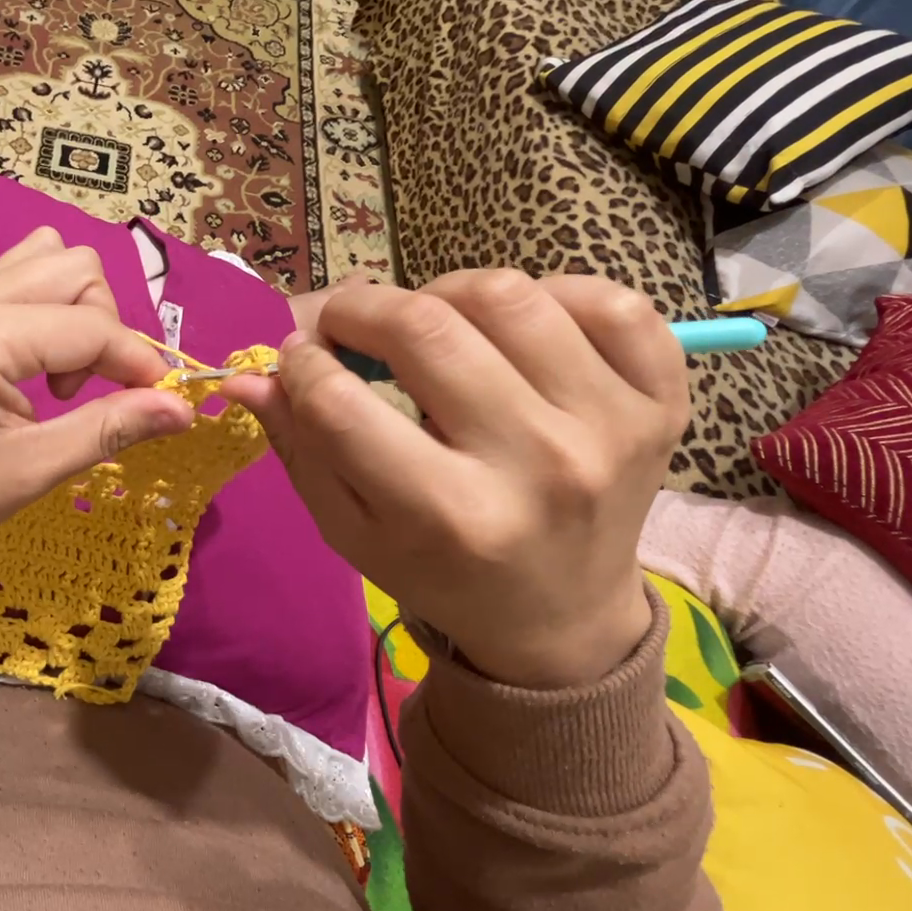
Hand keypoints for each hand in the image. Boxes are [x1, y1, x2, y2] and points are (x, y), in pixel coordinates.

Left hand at [0, 228, 194, 584]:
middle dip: (106, 330)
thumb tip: (184, 407)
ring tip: (61, 374)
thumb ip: (110, 428)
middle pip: (79, 270)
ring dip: (80, 311)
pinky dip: (54, 308)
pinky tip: (40, 359)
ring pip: (55, 260)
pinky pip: (26, 275)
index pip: (90, 326)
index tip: (161, 405)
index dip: (139, 363)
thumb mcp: (32, 470)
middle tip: (84, 393)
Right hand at [224, 270, 688, 688]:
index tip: (298, 359)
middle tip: (345, 324)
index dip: (301, 363)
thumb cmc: (434, 572)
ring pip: (509, 296)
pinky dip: (549, 294)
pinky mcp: (661, 405)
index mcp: (444, 513)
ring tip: (427, 322)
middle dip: (358, 310)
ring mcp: (611, 428)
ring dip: (443, 292)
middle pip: (424, 328)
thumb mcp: (347, 527)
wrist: (558, 619)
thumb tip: (250, 375)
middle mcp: (535, 464)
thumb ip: (298, 446)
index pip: (340, 400)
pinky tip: (512, 328)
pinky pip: (611, 302)